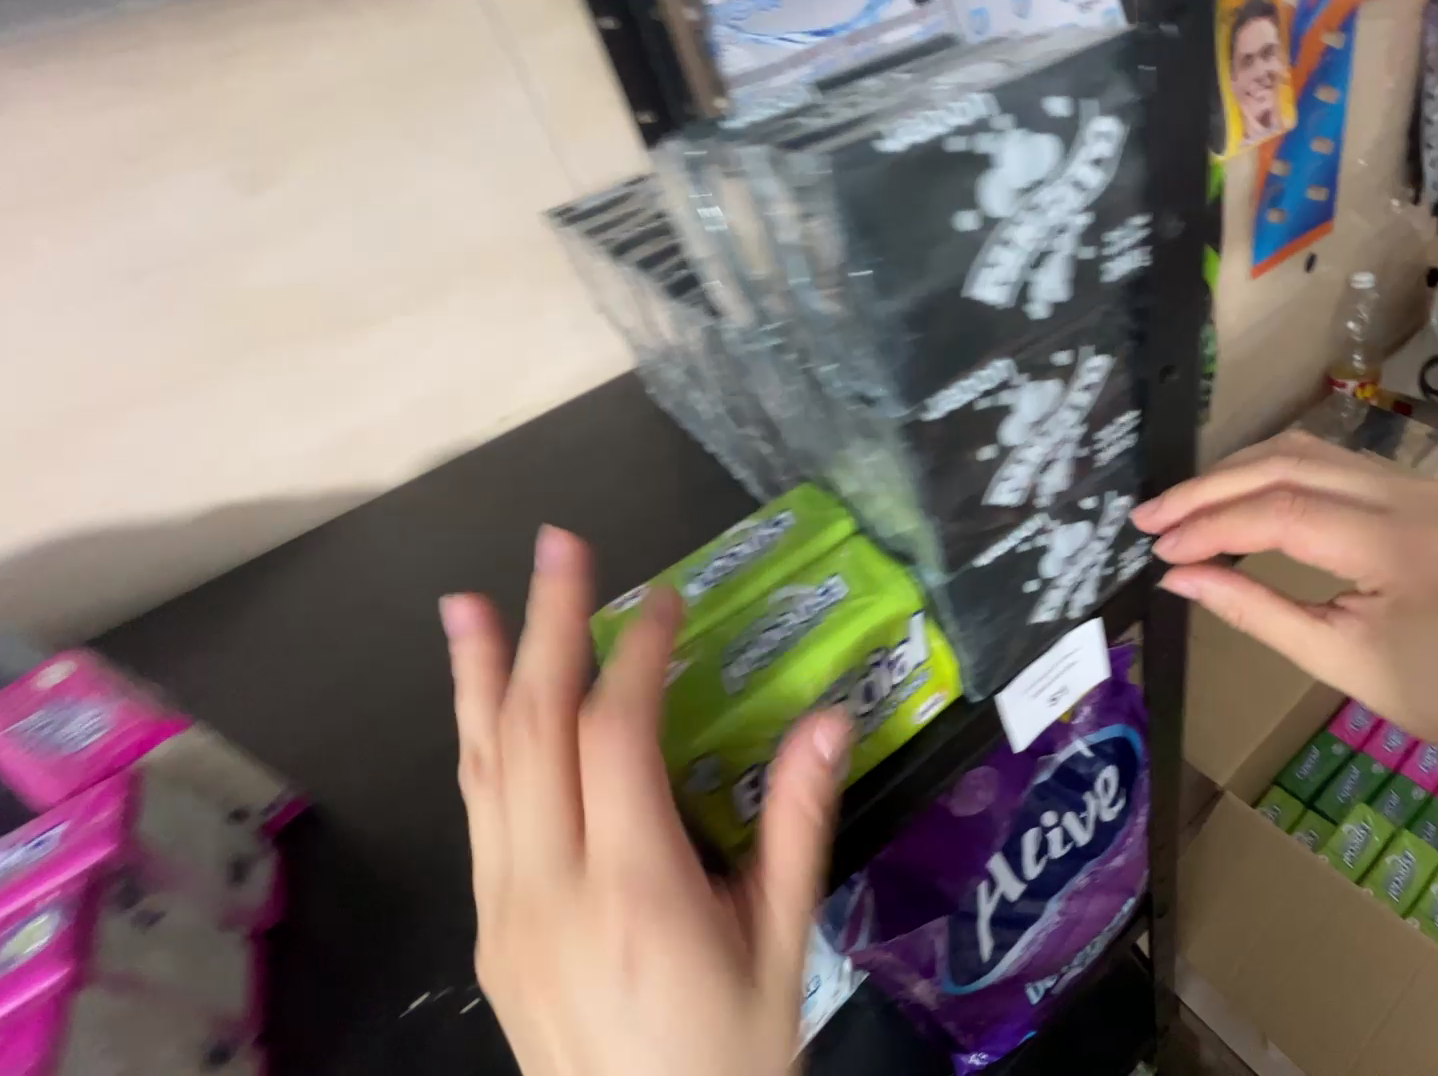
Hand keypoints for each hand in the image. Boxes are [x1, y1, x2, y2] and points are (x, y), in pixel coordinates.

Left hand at [441, 525, 849, 1075]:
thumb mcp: (782, 941)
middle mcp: (548, 890)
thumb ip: (797, 825)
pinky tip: (480, 702)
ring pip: (484, 767)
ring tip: (469, 601)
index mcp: (633, 892)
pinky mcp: (492, 927)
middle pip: (533, 731)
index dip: (637, 655)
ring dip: (480, 674)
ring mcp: (504, 910)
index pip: (616, 739)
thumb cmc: (732, 1049)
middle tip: (558, 548)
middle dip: (547, 627)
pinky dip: (478, 738)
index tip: (665, 598)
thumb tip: (832, 718)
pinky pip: (481, 811)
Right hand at [1130, 430, 1437, 752]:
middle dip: (1208, 490)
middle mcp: (1415, 498)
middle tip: (1150, 517)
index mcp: (1402, 549)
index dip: (1212, 525)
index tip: (1160, 547)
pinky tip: (1227, 494)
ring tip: (1179, 506)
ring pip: (1302, 451)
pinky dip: (1264, 473)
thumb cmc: (1417, 688)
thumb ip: (1247, 607)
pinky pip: (1323, 460)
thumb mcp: (1325, 655)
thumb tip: (1174, 576)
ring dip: (1231, 473)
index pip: (1286, 514)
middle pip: (1289, 466)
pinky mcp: (1408, 482)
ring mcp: (1417, 482)